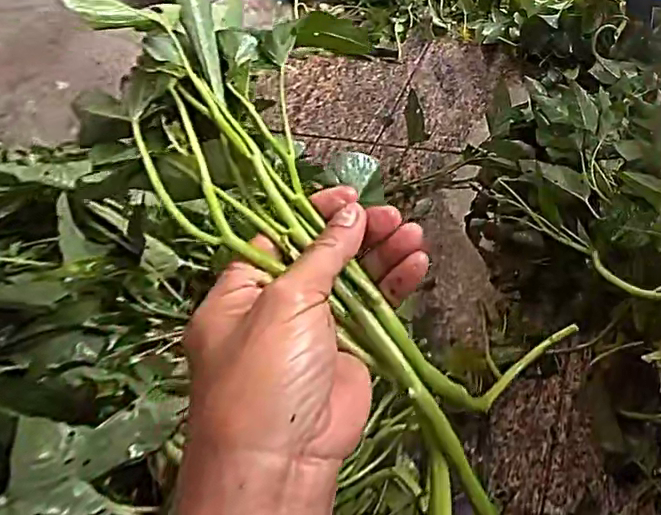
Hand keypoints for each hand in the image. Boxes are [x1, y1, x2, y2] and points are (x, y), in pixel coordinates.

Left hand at [177, 187, 430, 513]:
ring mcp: (318, 326)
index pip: (282, 235)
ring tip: (411, 235)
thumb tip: (349, 213)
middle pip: (328, 251)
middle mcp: (280, 306)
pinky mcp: (352, 346)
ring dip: (386, 252)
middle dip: (361, 231)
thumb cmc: (261, 383)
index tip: (348, 195)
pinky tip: (416, 263)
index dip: (315, 212)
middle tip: (389, 216)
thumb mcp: (285, 303)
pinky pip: (379, 303)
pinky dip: (398, 281)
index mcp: (243, 294)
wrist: (282, 465)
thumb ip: (323, 252)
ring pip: (359, 274)